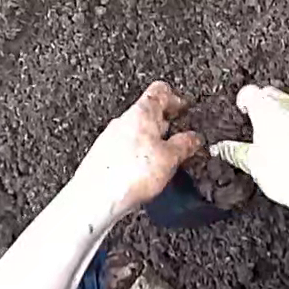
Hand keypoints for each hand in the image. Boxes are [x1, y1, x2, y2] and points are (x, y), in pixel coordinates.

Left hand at [71, 81, 203, 218]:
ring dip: (152, 140)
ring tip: (164, 157)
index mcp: (141, 112)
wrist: (94, 198)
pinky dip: (138, 154)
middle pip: (148, 111)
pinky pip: (125, 148)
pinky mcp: (103, 155)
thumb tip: (193, 137)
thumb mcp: (170, 158)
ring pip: (136, 130)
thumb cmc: (129, 174)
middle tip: (179, 135)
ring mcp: (111, 137)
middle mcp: (124, 120)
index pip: (160, 91)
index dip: (175, 97)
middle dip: (166, 122)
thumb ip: (185, 144)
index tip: (183, 107)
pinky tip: (144, 170)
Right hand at [210, 85, 288, 212]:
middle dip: (261, 103)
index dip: (242, 100)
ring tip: (270, 134)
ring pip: (287, 105)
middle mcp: (286, 106)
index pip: (249, 92)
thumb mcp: (252, 163)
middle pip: (270, 93)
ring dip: (278, 113)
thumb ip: (234, 151)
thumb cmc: (286, 170)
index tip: (241, 111)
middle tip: (253, 121)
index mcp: (265, 108)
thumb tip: (221, 148)